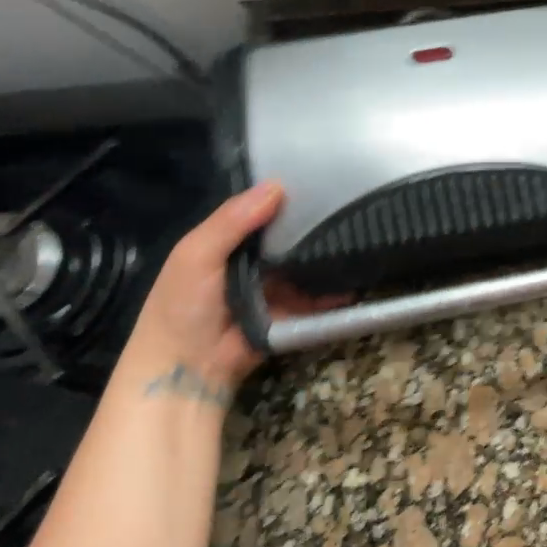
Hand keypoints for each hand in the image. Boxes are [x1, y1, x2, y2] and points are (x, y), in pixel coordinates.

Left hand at [124, 181, 343, 397]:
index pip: (261, 211)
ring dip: (330, 257)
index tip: (322, 179)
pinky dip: (337, 292)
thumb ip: (232, 221)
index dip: (286, 196)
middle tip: (353, 207)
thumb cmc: (182, 305)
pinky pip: (319, 298)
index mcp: (227, 241)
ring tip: (363, 238)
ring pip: (308, 266)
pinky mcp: (293, 314)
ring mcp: (276, 288)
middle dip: (317, 226)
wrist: (188, 367)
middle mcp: (254, 261)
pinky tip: (358, 278)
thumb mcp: (197, 255)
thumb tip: (278, 186)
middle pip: (290, 237)